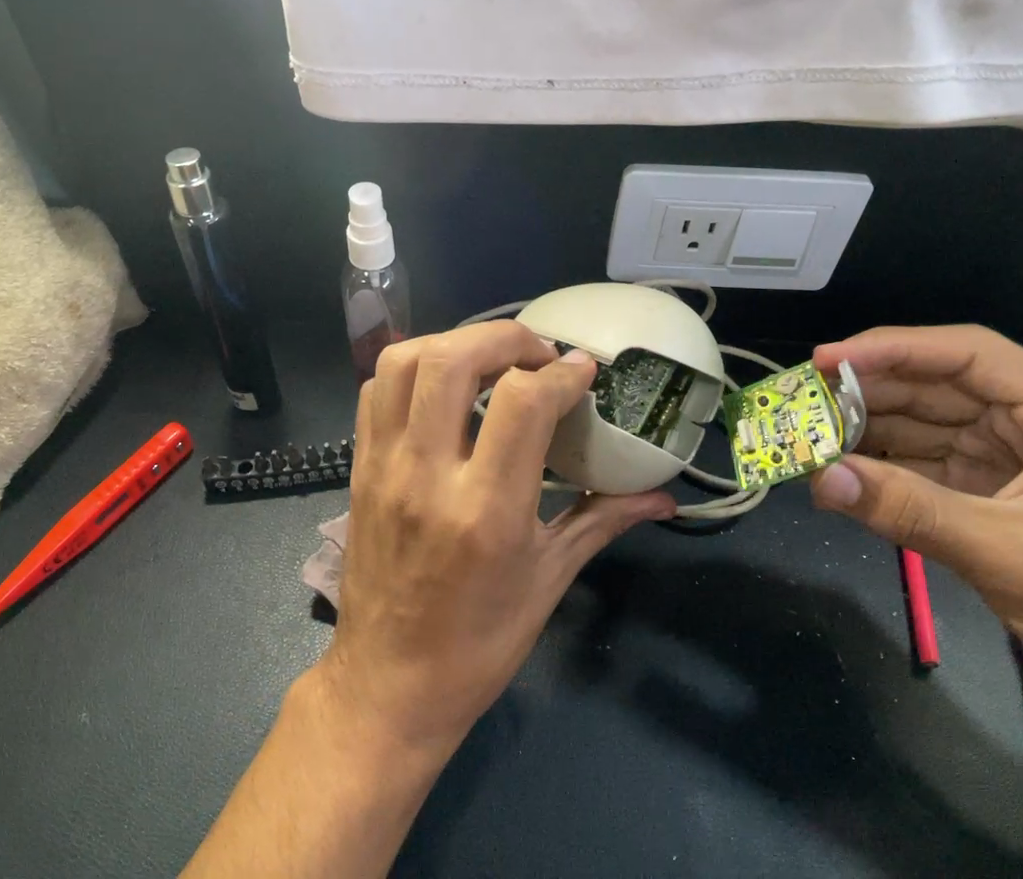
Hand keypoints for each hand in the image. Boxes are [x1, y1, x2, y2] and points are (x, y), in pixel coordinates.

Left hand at [317, 321, 675, 753]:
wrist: (387, 685)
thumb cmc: (479, 644)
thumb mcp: (549, 581)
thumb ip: (603, 520)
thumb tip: (664, 495)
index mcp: (487, 511)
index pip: (523, 401)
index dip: (562, 373)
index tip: (583, 373)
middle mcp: (427, 477)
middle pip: (452, 360)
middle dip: (506, 337)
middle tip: (539, 355)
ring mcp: (384, 468)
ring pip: (404, 363)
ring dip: (454, 343)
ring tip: (491, 361)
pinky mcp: (358, 469)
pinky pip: (376, 392)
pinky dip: (413, 369)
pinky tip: (445, 388)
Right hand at [809, 325, 1022, 722]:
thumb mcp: (1005, 555)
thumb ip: (908, 510)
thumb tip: (818, 479)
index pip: (971, 355)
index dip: (894, 349)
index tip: (827, 360)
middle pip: (946, 385)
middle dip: (875, 390)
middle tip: (805, 401)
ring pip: (935, 424)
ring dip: (876, 428)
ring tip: (812, 433)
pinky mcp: (1004, 494)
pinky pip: (937, 465)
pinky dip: (892, 466)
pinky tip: (847, 468)